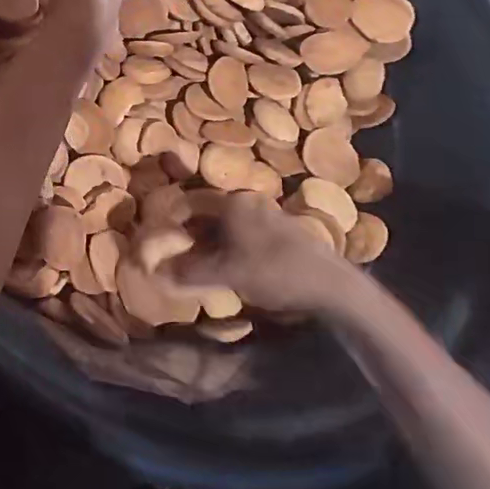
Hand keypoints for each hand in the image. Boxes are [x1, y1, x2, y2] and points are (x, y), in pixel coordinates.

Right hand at [171, 193, 375, 316]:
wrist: (334, 287)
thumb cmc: (274, 271)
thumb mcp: (226, 274)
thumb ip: (188, 272)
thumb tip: (156, 272)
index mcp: (233, 201)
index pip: (188, 205)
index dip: (170, 224)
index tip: (159, 243)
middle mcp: (249, 201)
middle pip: (206, 215)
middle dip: (189, 236)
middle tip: (176, 259)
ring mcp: (268, 215)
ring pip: (226, 227)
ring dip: (210, 245)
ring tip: (200, 269)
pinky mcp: (282, 233)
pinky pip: (244, 236)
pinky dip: (230, 250)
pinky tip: (230, 271)